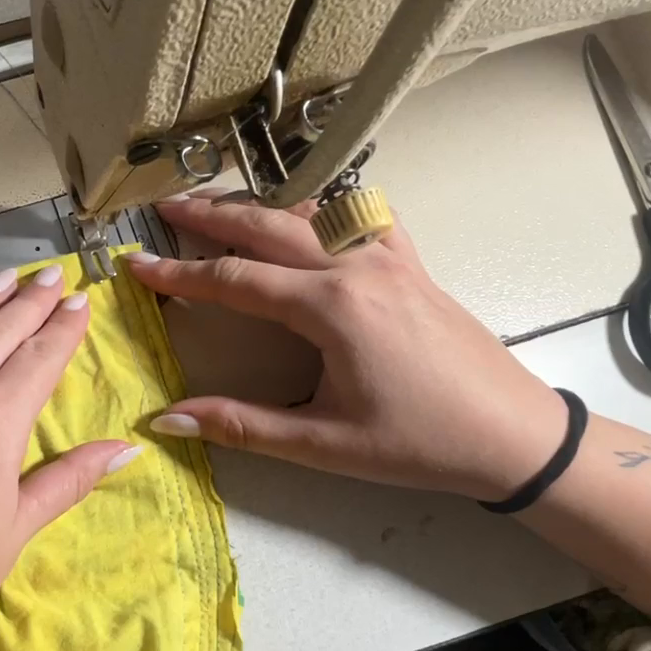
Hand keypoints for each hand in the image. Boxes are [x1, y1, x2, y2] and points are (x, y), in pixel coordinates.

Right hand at [125, 194, 565, 501]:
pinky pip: (359, 217)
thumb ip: (240, 425)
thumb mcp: (322, 443)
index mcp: (330, 307)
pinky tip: (309, 216)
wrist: (512, 434)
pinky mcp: (411, 264)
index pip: (234, 280)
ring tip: (220, 207)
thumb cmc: (418, 443)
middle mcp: (356, 267)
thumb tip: (168, 420)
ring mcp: (388, 257)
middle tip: (165, 209)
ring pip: (311, 212)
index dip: (179, 273)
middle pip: (267, 226)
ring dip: (260, 207)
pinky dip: (321, 208)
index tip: (138, 265)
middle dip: (210, 216)